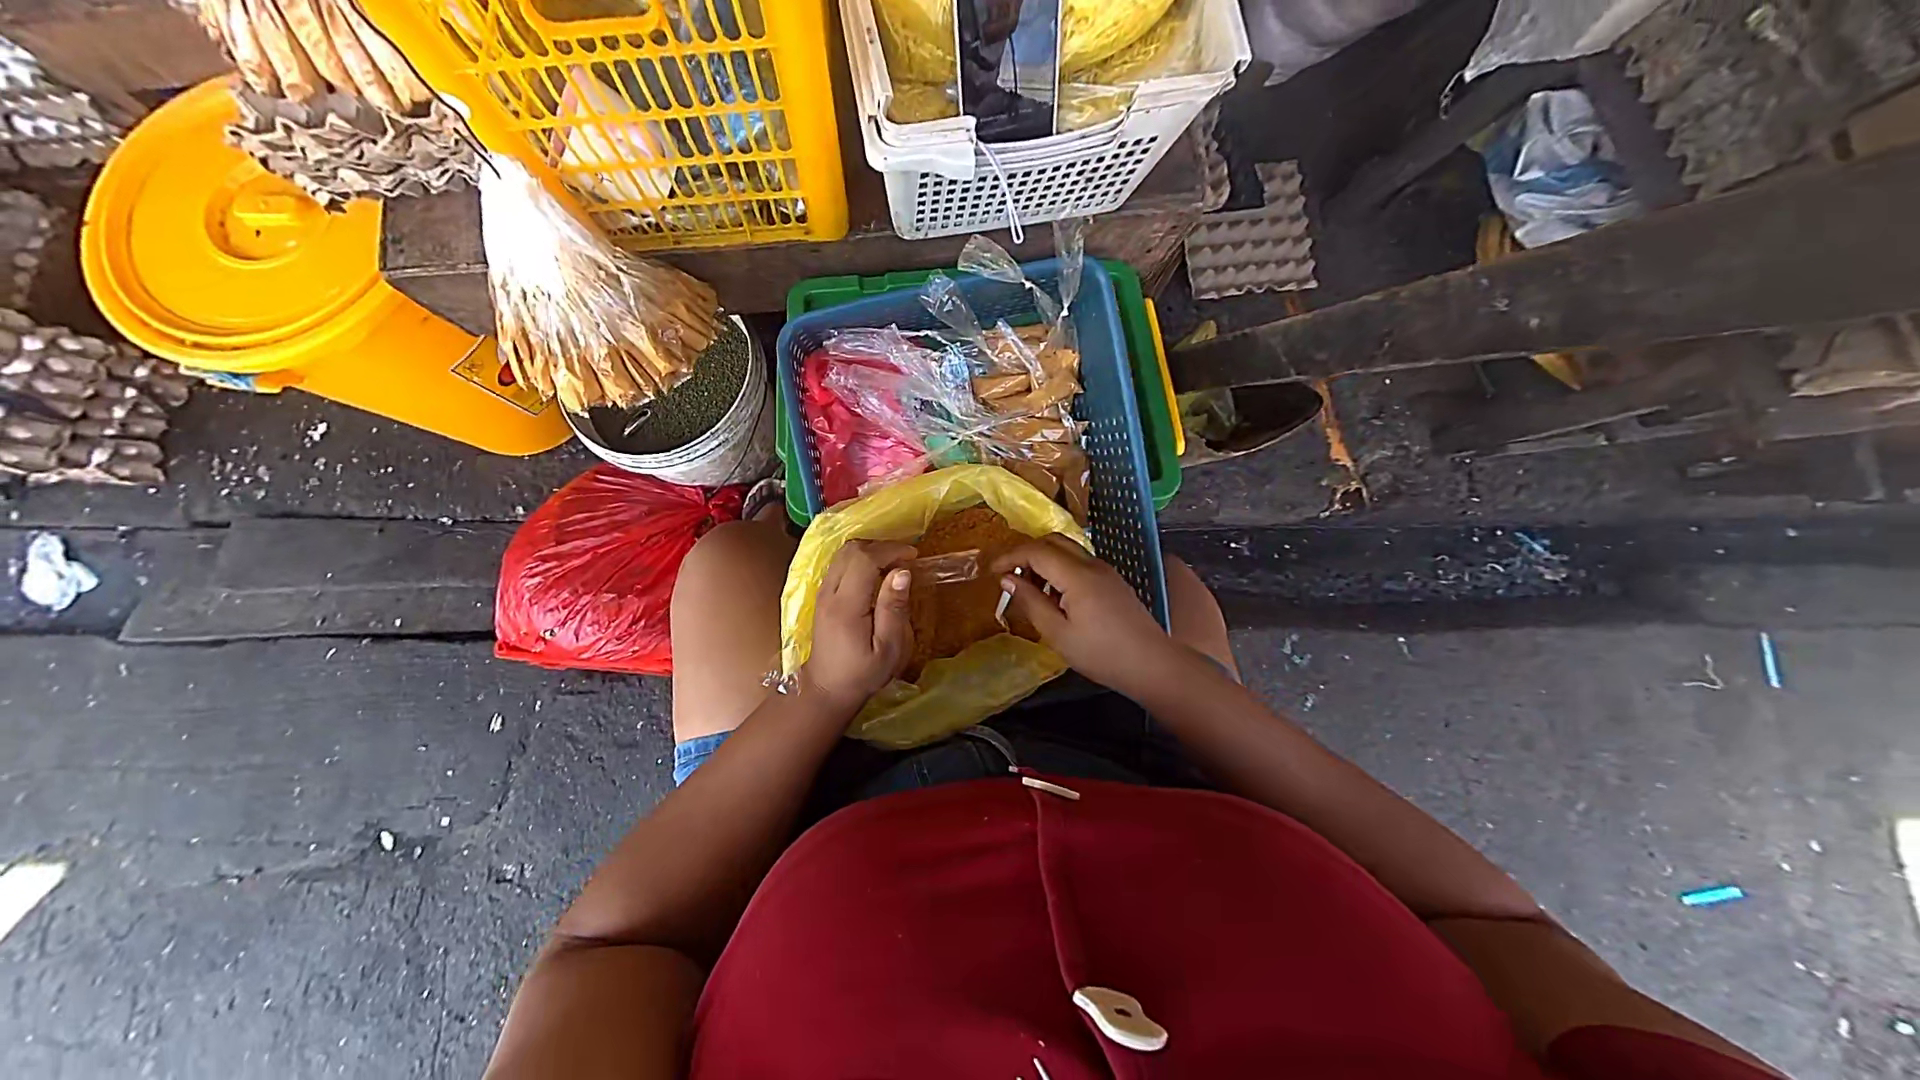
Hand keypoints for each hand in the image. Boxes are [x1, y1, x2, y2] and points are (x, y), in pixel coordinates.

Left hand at [800, 540, 916, 709]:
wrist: (827, 689)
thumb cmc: (863, 673)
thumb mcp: (888, 648)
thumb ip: (894, 608)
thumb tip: (902, 572)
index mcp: (845, 606)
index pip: (864, 560)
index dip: (890, 550)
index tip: (913, 556)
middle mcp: (828, 593)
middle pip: (851, 550)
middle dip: (881, 546)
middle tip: (905, 558)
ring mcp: (821, 592)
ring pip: (843, 553)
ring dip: (870, 550)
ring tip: (894, 563)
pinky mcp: (822, 595)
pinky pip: (840, 563)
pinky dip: (861, 558)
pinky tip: (878, 572)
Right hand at [992, 534, 1177, 697]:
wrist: (1151, 664)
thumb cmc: (1101, 654)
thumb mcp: (1057, 633)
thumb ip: (1030, 602)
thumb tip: (1007, 580)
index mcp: (1077, 575)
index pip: (1036, 551)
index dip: (1010, 557)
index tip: (992, 572)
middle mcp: (1092, 565)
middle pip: (1053, 541)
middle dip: (1027, 553)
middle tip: (1010, 577)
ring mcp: (1106, 571)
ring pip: (1068, 550)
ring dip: (1044, 561)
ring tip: (1031, 591)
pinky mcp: (1113, 582)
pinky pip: (1080, 563)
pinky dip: (1060, 570)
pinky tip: (1056, 598)